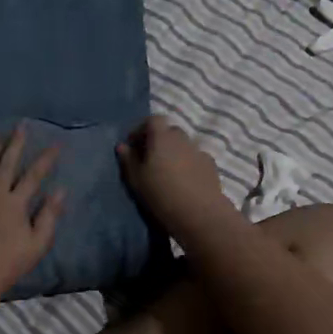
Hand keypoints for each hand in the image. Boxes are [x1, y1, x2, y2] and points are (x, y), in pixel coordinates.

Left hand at [0, 126, 64, 294]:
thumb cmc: (9, 262)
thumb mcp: (38, 243)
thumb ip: (49, 215)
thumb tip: (60, 191)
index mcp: (16, 203)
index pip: (34, 176)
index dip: (46, 159)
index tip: (56, 143)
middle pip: (7, 165)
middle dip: (15, 144)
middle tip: (21, 126)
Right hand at [116, 116, 231, 234]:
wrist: (199, 213)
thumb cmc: (161, 194)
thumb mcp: (136, 179)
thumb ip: (128, 160)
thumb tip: (122, 146)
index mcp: (162, 138)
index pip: (153, 120)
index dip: (142, 129)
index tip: (133, 144)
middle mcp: (182, 139)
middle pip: (169, 131)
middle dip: (158, 140)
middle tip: (149, 159)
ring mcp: (199, 151)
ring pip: (183, 145)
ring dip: (173, 153)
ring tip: (166, 173)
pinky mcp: (211, 165)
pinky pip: (195, 158)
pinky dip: (187, 163)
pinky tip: (183, 181)